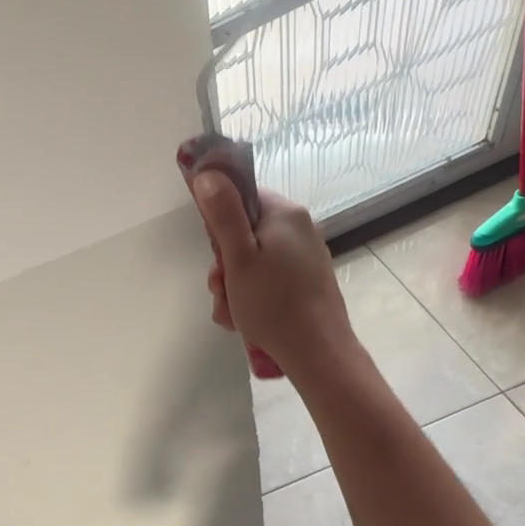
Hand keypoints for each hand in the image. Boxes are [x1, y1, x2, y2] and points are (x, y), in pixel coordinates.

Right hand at [192, 170, 354, 374]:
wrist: (317, 352)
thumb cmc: (273, 303)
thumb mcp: (238, 258)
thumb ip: (223, 214)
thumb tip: (207, 173)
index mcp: (285, 214)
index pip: (242, 196)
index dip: (219, 221)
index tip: (214, 250)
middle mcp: (299, 228)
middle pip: (244, 231)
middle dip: (224, 263)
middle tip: (221, 288)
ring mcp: (305, 256)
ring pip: (253, 259)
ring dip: (233, 284)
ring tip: (231, 312)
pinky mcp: (306, 280)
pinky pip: (268, 278)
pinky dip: (251, 295)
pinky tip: (245, 319)